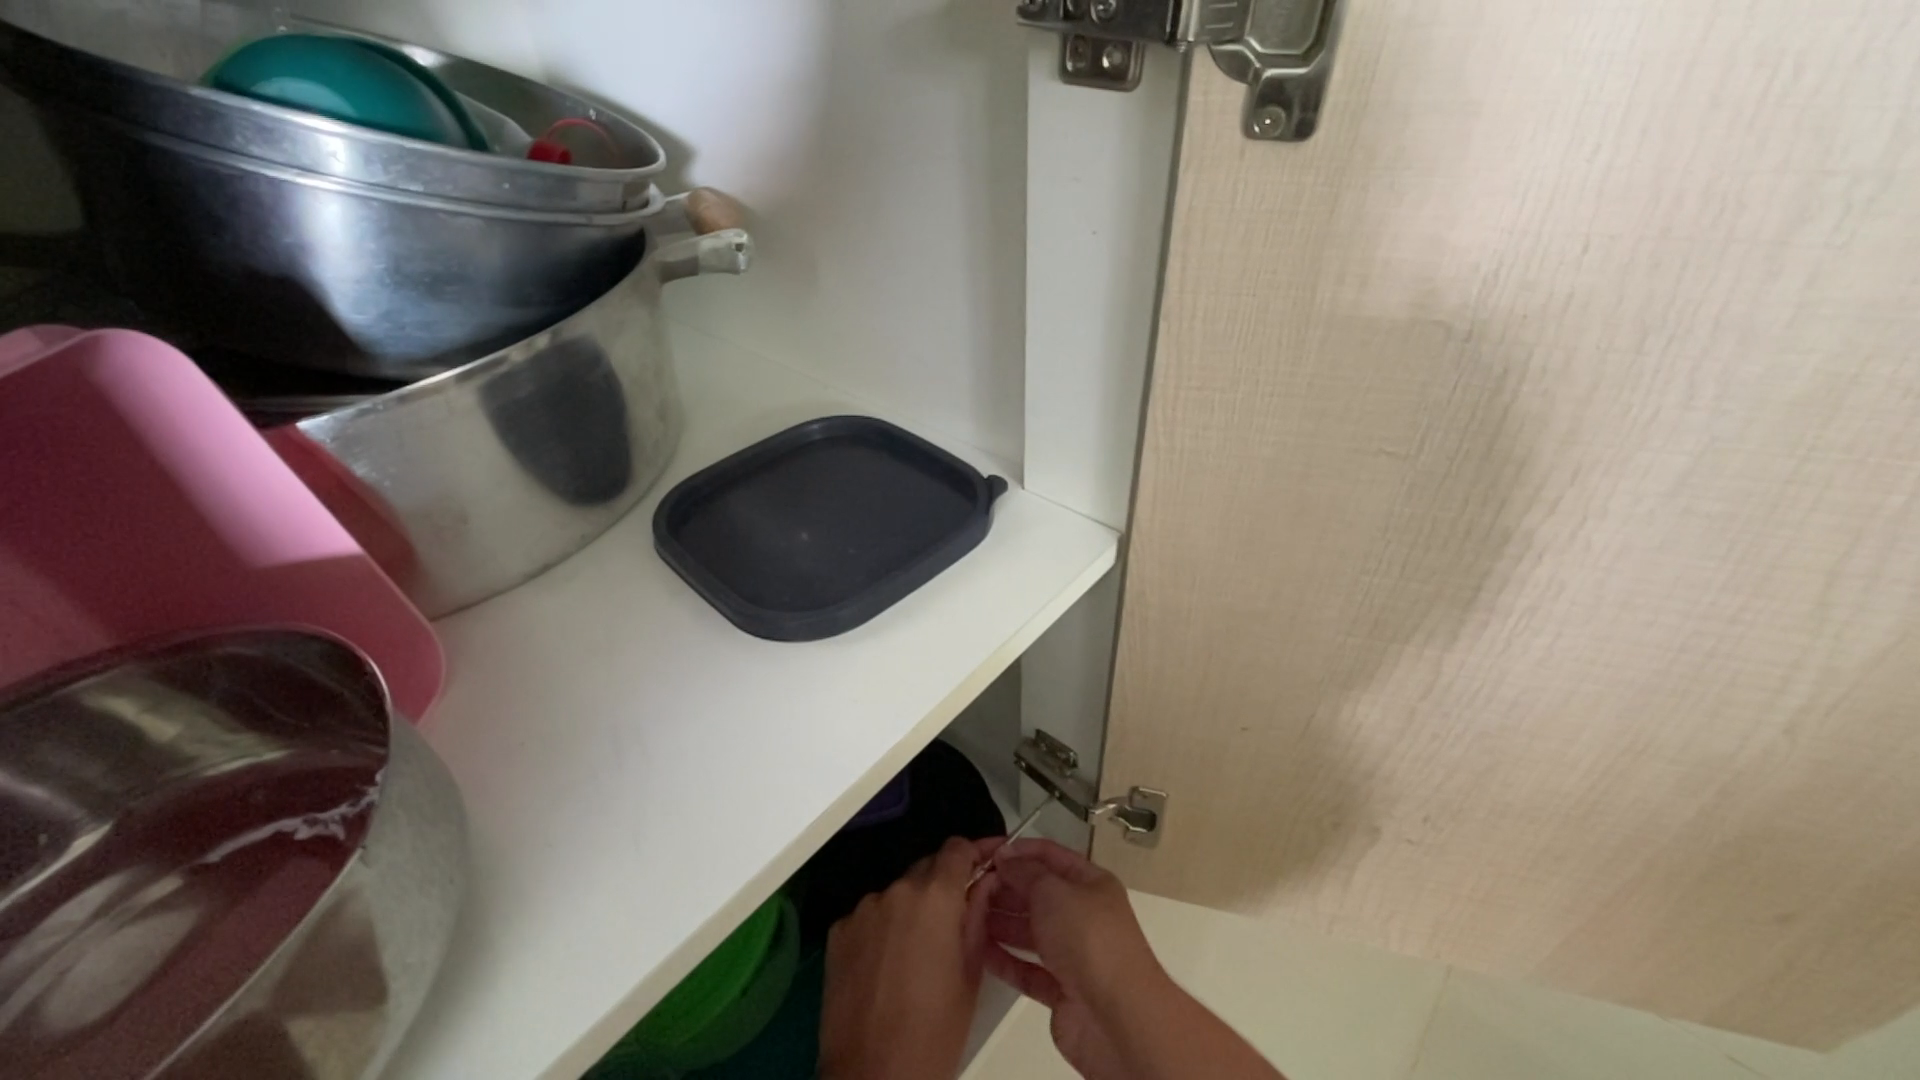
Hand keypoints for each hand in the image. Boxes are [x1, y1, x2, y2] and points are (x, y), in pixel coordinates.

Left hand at [820, 836, 999, 1079]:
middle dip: (943, 885)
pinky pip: (868, 917)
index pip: (956, 848)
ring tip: (918, 950)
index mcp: (934, 897)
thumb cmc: (935, 1030)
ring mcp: (861, 910)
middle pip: (925, 869)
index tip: (987, 862)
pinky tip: (887, 963)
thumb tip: (984, 882)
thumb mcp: (971, 971)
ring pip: (896, 894)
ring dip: (910, 909)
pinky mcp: (837, 932)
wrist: (874, 1075)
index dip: (975, 852)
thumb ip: (977, 915)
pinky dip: (881, 928)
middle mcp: (895, 891)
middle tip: (956, 918)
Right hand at [979, 839, 1285, 1079]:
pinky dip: (1005, 960)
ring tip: (966, 916)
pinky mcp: (1061, 990)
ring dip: (1000, 923)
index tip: (985, 853)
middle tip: (968, 887)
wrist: (1116, 1017)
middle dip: (1005, 888)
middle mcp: (1083, 915)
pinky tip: (979, 951)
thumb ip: (1025, 872)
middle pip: (1038, 894)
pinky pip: (1027, 969)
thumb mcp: (1054, 891)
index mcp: (1091, 884)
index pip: (1051, 856)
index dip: (1019, 851)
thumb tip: (1006, 858)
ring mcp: (1073, 954)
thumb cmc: (1088, 939)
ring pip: (1030, 932)